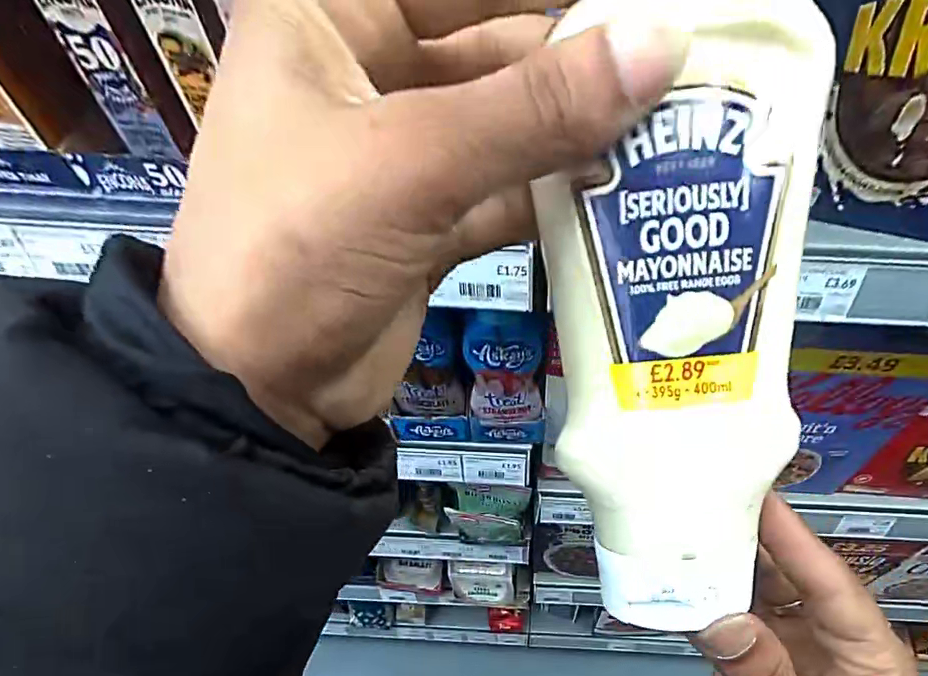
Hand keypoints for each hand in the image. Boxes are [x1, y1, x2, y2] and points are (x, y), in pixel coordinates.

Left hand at [159, 0, 689, 447]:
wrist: (262, 385)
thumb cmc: (302, 246)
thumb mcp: (413, 164)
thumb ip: (533, 111)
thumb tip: (658, 48)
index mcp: (328, 16)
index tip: (634, 7)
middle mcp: (364, 77)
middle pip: (486, 47)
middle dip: (570, 61)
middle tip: (665, 70)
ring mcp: (398, 164)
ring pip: (501, 129)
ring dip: (570, 134)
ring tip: (659, 128)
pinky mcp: (424, 231)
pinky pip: (498, 198)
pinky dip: (547, 198)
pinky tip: (609, 192)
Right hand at [690, 496, 917, 675]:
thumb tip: (720, 616)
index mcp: (866, 655)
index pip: (831, 588)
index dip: (796, 543)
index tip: (762, 499)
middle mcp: (827, 640)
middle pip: (791, 579)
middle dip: (756, 542)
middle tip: (713, 496)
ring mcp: (784, 648)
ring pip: (756, 593)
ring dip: (725, 566)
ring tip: (687, 526)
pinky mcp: (747, 662)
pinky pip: (725, 620)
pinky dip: (700, 601)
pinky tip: (674, 578)